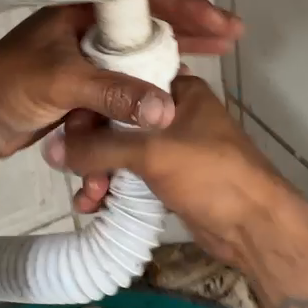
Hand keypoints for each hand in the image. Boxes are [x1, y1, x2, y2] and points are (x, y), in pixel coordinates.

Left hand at [0, 0, 241, 195]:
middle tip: (231, 34)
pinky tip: (180, 79)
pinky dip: (154, 75)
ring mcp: (87, 50)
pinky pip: (129, 72)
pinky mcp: (85, 78)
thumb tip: (167, 111)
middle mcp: (88, 23)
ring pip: (142, 46)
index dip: (185, 8)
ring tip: (218, 51)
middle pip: (149, 19)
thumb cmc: (11, 84)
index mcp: (81, 8)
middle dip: (190, 25)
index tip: (220, 23)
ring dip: (177, 49)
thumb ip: (114, 93)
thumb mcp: (63, 82)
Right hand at [48, 75, 307, 307]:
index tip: (66, 128)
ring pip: (119, 150)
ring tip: (87, 198)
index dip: (91, 102)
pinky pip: (128, 175)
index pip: (121, 81)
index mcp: (177, 88)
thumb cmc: (210, 174)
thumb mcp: (151, 152)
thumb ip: (100, 147)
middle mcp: (171, 111)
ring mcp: (170, 145)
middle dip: (90, 147)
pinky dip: (111, 188)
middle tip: (74, 170)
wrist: (255, 227)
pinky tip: (95, 206)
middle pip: (115, 118)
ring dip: (97, 172)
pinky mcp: (168, 177)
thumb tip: (53, 151)